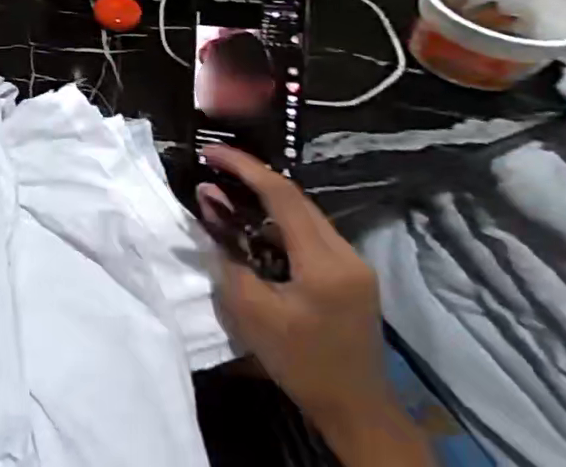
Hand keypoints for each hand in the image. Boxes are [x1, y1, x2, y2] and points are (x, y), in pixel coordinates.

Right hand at [199, 145, 431, 466]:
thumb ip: (227, 253)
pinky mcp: (353, 273)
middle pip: (295, 198)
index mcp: (325, 262)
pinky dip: (280, 223)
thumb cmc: (300, 364)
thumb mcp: (251, 313)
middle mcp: (346, 253)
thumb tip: (208, 202)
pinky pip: (311, 233)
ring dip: (265, 201)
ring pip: (303, 214)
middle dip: (252, 177)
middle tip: (214, 166)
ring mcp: (354, 262)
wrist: (357, 411)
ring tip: (228, 194)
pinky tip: (255, 230)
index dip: (243, 167)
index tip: (210, 152)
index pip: (282, 195)